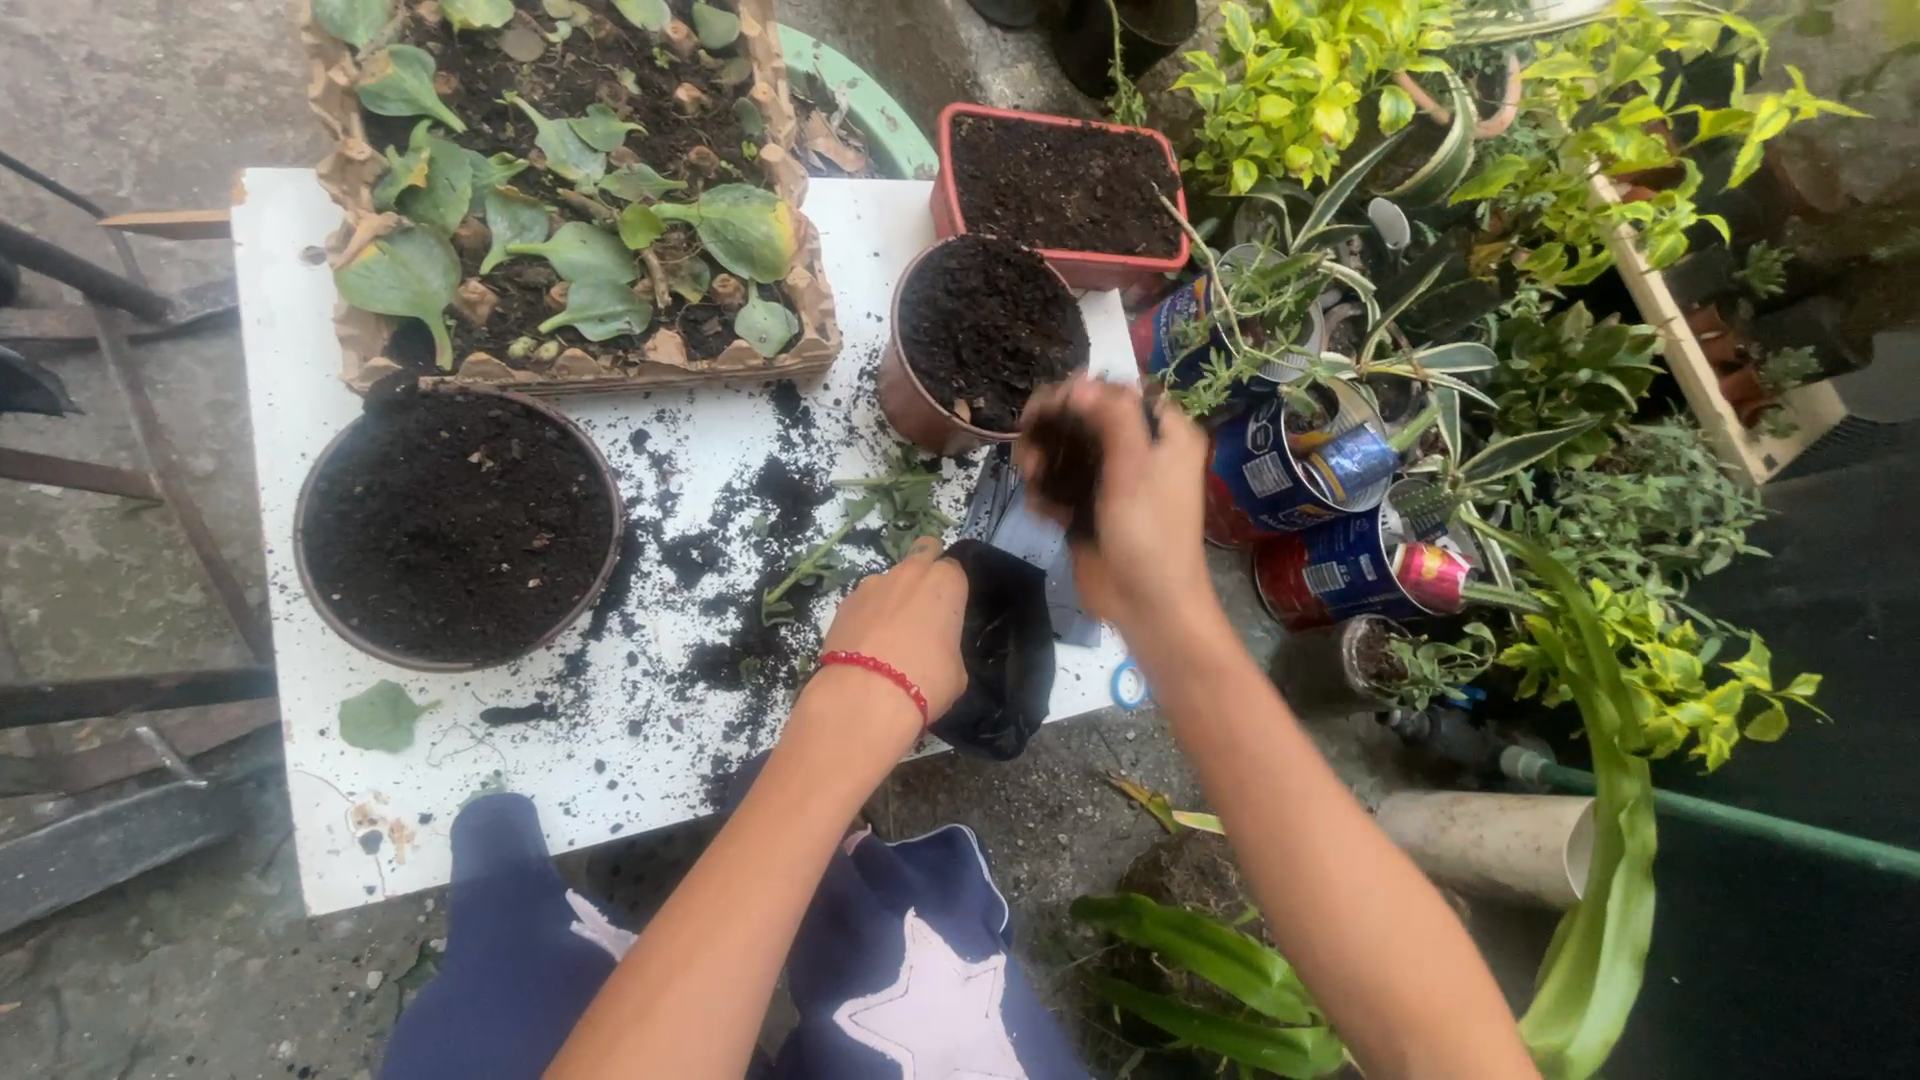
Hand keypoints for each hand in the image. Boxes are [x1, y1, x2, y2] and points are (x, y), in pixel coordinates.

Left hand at [805, 536, 968, 736]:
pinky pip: (863, 601)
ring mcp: (873, 584)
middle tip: (924, 603)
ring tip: (887, 633)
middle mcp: (910, 573)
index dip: (952, 589)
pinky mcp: (845, 602)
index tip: (949, 611)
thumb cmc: (925, 681)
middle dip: (925, 566)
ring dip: (892, 595)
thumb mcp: (956, 670)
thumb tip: (936, 650)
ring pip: (889, 579)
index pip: (955, 570)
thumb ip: (948, 646)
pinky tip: (865, 643)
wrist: (865, 695)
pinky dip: (867, 614)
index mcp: (945, 583)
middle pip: (923, 551)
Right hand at [1015, 376, 1218, 641]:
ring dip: (1042, 460)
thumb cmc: (1150, 532)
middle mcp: (1139, 451)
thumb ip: (1111, 416)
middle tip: (1029, 443)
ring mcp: (1112, 483)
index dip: (1083, 392)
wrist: (1147, 605)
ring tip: (1031, 478)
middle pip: (1086, 419)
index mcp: (1164, 434)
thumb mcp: (1136, 466)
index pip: (1120, 392)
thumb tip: (1077, 383)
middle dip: (1053, 428)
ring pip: (1066, 452)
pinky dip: (1046, 493)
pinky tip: (1042, 510)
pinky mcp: (1089, 510)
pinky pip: (1060, 487)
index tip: (1051, 404)